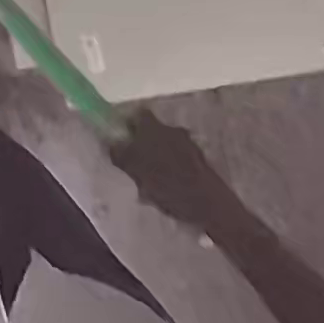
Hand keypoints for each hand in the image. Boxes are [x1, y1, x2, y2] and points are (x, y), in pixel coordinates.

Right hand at [108, 109, 240, 228]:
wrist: (212, 208)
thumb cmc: (167, 185)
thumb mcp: (133, 170)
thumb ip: (119, 154)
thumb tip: (111, 144)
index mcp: (152, 127)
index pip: (135, 115)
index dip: (127, 124)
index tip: (121, 137)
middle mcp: (171, 129)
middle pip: (152, 130)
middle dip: (143, 142)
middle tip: (135, 160)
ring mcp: (190, 145)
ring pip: (167, 145)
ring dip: (159, 156)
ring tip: (152, 179)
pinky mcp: (202, 162)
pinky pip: (180, 159)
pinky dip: (173, 168)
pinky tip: (169, 189)